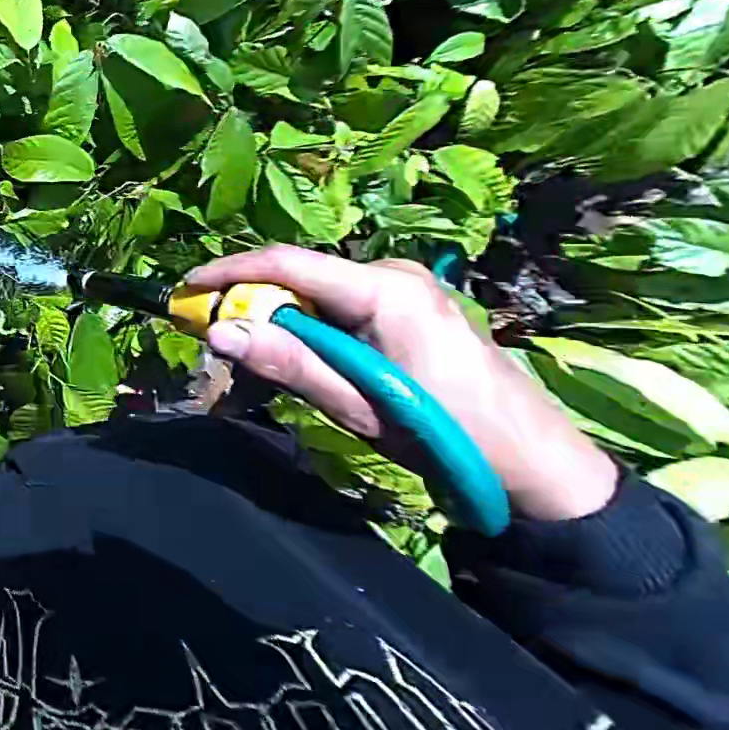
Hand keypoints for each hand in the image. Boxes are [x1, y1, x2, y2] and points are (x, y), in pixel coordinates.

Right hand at [186, 246, 617, 521]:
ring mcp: (405, 284)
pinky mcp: (409, 301)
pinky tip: (301, 348)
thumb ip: (288, 362)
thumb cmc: (452, 437)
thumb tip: (218, 332)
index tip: (186, 289)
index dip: (229, 272)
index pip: (287, 263)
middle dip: (249, 296)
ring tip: (253, 346)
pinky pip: (337, 299)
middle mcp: (394, 272)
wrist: (542, 466)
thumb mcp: (360, 406)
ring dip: (277, 311)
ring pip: (316, 286)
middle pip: (299, 273)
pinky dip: (306, 319)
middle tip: (212, 327)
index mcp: (386, 289)